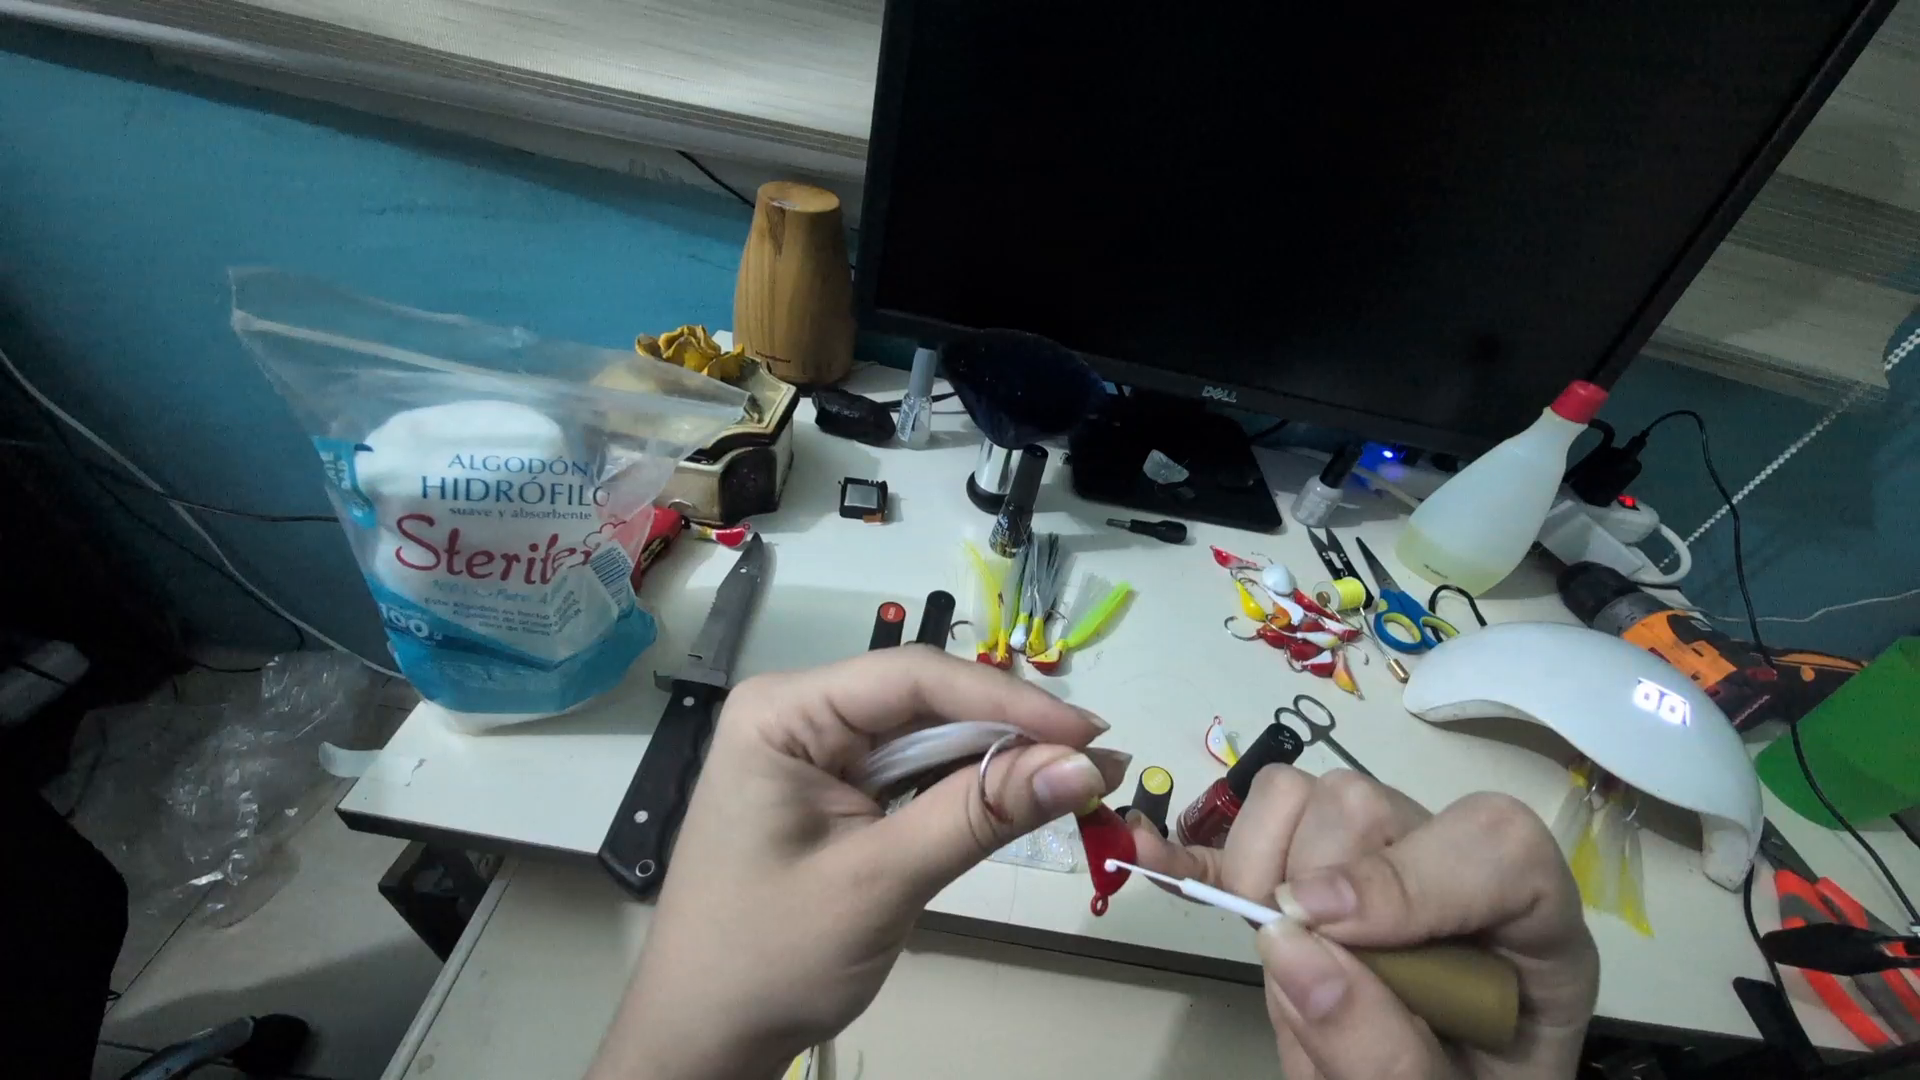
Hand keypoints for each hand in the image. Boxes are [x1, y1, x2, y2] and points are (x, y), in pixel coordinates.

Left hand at [587, 645, 1129, 1079]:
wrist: (703, 1040)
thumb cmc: (769, 958)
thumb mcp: (880, 881)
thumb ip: (981, 814)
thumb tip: (1087, 767)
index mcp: (785, 709)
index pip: (912, 677)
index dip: (1006, 698)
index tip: (1087, 733)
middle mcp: (803, 710)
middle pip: (924, 699)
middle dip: (1009, 730)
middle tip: (1097, 760)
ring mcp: (819, 746)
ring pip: (928, 731)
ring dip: (998, 757)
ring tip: (1076, 778)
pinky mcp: (838, 782)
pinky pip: (914, 767)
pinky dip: (969, 784)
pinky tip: (1020, 793)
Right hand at [1128, 767, 1597, 1078]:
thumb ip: (1384, 1053)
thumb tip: (1289, 944)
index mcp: (1525, 931)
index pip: (1492, 845)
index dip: (1405, 876)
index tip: (1323, 929)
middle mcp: (1445, 867)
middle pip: (1363, 803)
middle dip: (1309, 884)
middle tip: (1297, 966)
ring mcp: (1365, 854)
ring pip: (1296, 792)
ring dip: (1256, 866)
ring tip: (1270, 946)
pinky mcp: (1299, 866)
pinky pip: (1240, 829)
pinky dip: (1194, 849)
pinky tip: (1153, 860)